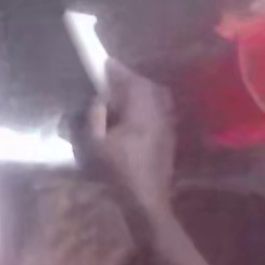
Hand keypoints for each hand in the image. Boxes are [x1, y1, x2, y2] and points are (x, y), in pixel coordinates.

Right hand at [86, 60, 176, 217]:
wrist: (146, 201)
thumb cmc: (117, 173)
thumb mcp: (95, 145)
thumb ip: (95, 117)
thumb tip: (99, 98)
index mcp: (141, 115)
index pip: (133, 83)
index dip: (118, 71)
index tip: (104, 64)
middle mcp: (159, 116)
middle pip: (148, 87)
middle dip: (130, 79)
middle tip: (111, 78)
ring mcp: (167, 127)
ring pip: (157, 98)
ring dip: (139, 90)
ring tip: (121, 94)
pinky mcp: (168, 137)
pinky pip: (159, 110)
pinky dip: (145, 103)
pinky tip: (132, 114)